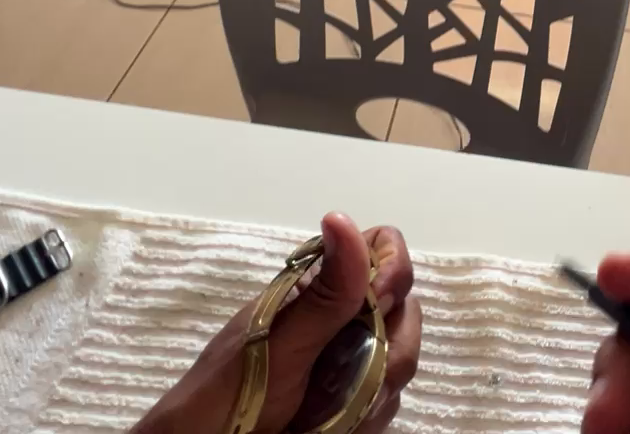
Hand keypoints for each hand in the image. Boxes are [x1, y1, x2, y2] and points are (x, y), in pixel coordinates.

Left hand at [131, 213, 422, 433]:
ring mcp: (350, 360)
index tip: (381, 304)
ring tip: (330, 416)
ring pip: (401, 360)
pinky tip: (338, 428)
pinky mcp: (351, 403)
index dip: (395, 269)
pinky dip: (369, 420)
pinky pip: (387, 404)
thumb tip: (339, 216)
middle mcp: (343, 316)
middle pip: (405, 308)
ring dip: (378, 393)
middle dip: (394, 347)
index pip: (383, 247)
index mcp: (322, 286)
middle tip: (359, 378)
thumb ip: (323, 293)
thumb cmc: (224, 396)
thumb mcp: (277, 344)